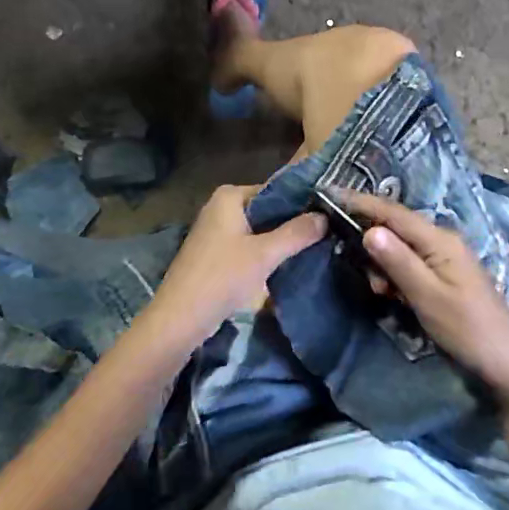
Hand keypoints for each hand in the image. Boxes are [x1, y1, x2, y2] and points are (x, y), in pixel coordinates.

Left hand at [154, 185, 325, 335]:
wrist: (180, 319)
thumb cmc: (221, 277)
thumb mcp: (265, 254)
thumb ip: (297, 233)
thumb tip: (326, 217)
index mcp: (229, 196)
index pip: (276, 190)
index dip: (302, 204)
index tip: (328, 216)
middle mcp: (221, 207)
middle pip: (268, 210)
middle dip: (293, 223)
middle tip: (326, 234)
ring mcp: (216, 231)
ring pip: (259, 230)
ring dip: (281, 241)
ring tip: (314, 248)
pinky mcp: (215, 254)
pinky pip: (249, 246)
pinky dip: (265, 253)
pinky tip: (287, 264)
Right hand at [340, 190, 508, 397]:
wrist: (506, 362)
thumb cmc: (467, 329)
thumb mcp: (427, 297)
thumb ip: (398, 262)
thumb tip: (369, 229)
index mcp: (440, 240)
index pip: (394, 213)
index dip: (362, 203)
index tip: (330, 195)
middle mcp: (443, 241)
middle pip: (396, 227)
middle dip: (372, 242)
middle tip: (360, 272)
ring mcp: (446, 257)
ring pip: (401, 248)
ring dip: (384, 264)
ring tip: (381, 293)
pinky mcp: (445, 275)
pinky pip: (412, 264)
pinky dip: (397, 275)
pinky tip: (394, 296)